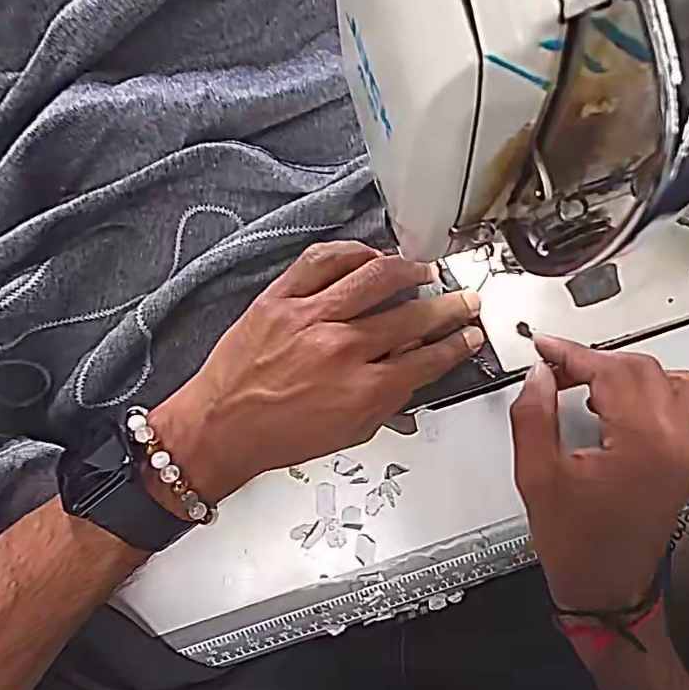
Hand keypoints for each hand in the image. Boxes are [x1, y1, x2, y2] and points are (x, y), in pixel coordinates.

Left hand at [149, 241, 481, 501]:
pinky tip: (367, 256)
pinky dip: (351, 252)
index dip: (457, 344)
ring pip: (375, 277)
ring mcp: (310, 317)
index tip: (468, 335)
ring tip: (423, 270)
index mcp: (363, 389)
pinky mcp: (280, 299)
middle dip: (449, 307)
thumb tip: (415, 379)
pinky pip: (322, 260)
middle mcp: (341, 348)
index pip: (428, 358)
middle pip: (412, 316)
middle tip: (462, 300)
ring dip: (409, 270)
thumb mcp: (349, 434)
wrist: (220, 428)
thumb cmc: (276, 437)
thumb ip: (388, 404)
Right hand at [509, 336, 688, 612]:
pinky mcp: (683, 462)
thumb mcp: (536, 476)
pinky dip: (644, 391)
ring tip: (583, 382)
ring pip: (665, 381)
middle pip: (642, 369)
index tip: (546, 347)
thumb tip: (540, 377)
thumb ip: (533, 416)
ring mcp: (684, 453)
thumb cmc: (578, 546)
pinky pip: (675, 404)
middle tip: (555, 367)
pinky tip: (610, 404)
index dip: (572, 353)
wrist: (606, 589)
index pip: (611, 372)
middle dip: (594, 360)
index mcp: (643, 444)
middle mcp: (675, 444)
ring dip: (623, 372)